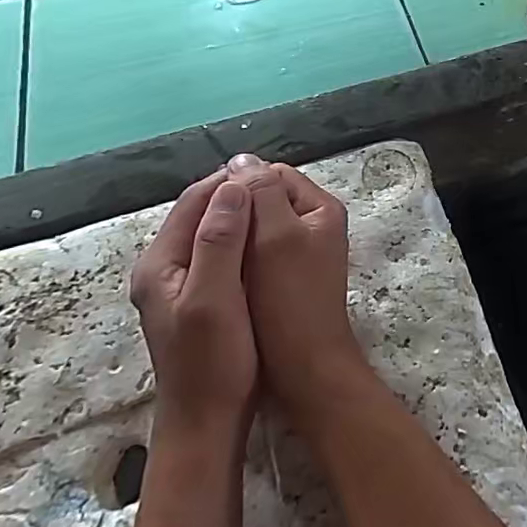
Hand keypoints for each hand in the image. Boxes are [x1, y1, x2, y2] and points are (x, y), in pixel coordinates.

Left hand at [129, 170, 257, 438]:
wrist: (208, 425)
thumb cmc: (214, 363)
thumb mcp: (214, 299)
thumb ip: (219, 242)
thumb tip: (234, 188)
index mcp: (159, 264)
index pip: (193, 202)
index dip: (229, 182)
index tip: (268, 172)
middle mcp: (163, 269)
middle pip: (200, 214)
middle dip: (236, 196)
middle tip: (278, 188)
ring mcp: (179, 286)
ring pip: (212, 234)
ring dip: (241, 217)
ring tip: (277, 208)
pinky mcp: (199, 300)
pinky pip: (220, 255)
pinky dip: (243, 241)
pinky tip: (267, 244)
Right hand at [227, 154, 366, 421]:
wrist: (305, 368)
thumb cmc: (290, 301)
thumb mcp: (275, 237)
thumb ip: (262, 193)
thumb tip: (242, 159)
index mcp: (321, 208)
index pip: (273, 175)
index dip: (240, 184)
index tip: (209, 206)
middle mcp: (316, 224)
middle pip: (266, 199)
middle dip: (236, 210)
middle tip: (205, 232)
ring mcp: (303, 251)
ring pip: (259, 227)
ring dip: (236, 234)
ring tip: (211, 251)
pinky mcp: (289, 276)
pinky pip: (259, 253)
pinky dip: (240, 256)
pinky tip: (222, 270)